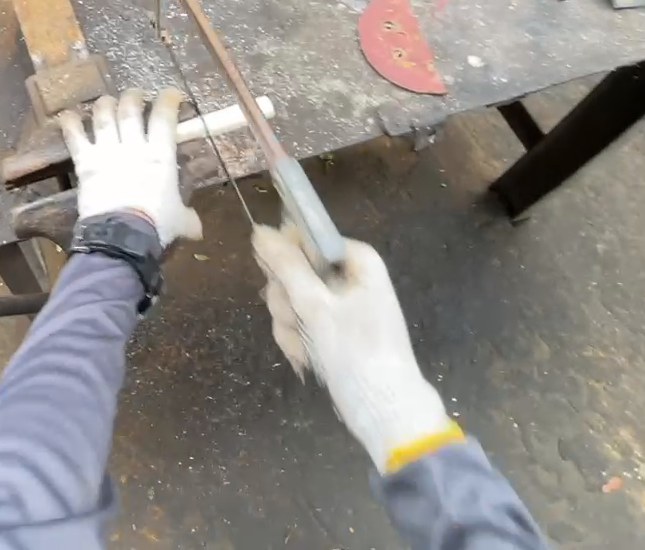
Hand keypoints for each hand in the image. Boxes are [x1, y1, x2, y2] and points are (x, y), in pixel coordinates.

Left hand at [57, 88, 201, 245]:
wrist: (122, 236)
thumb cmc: (156, 226)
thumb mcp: (179, 221)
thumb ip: (188, 219)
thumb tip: (198, 230)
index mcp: (160, 156)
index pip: (164, 118)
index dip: (168, 101)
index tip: (170, 94)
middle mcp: (133, 146)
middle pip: (130, 110)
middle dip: (133, 97)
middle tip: (134, 95)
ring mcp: (107, 151)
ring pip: (104, 116)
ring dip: (104, 104)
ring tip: (106, 101)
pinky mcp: (85, 162)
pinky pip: (75, 137)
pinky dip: (70, 123)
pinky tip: (67, 115)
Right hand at [252, 224, 458, 471]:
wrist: (385, 414)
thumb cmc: (357, 353)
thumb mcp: (316, 307)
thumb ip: (286, 266)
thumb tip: (260, 231)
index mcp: (356, 260)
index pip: (305, 237)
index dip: (288, 258)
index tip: (282, 281)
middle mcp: (347, 276)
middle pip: (293, 268)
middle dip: (287, 299)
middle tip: (298, 319)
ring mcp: (337, 304)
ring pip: (289, 296)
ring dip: (289, 323)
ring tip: (306, 346)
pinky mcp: (329, 328)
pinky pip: (296, 320)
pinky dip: (296, 339)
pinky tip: (307, 358)